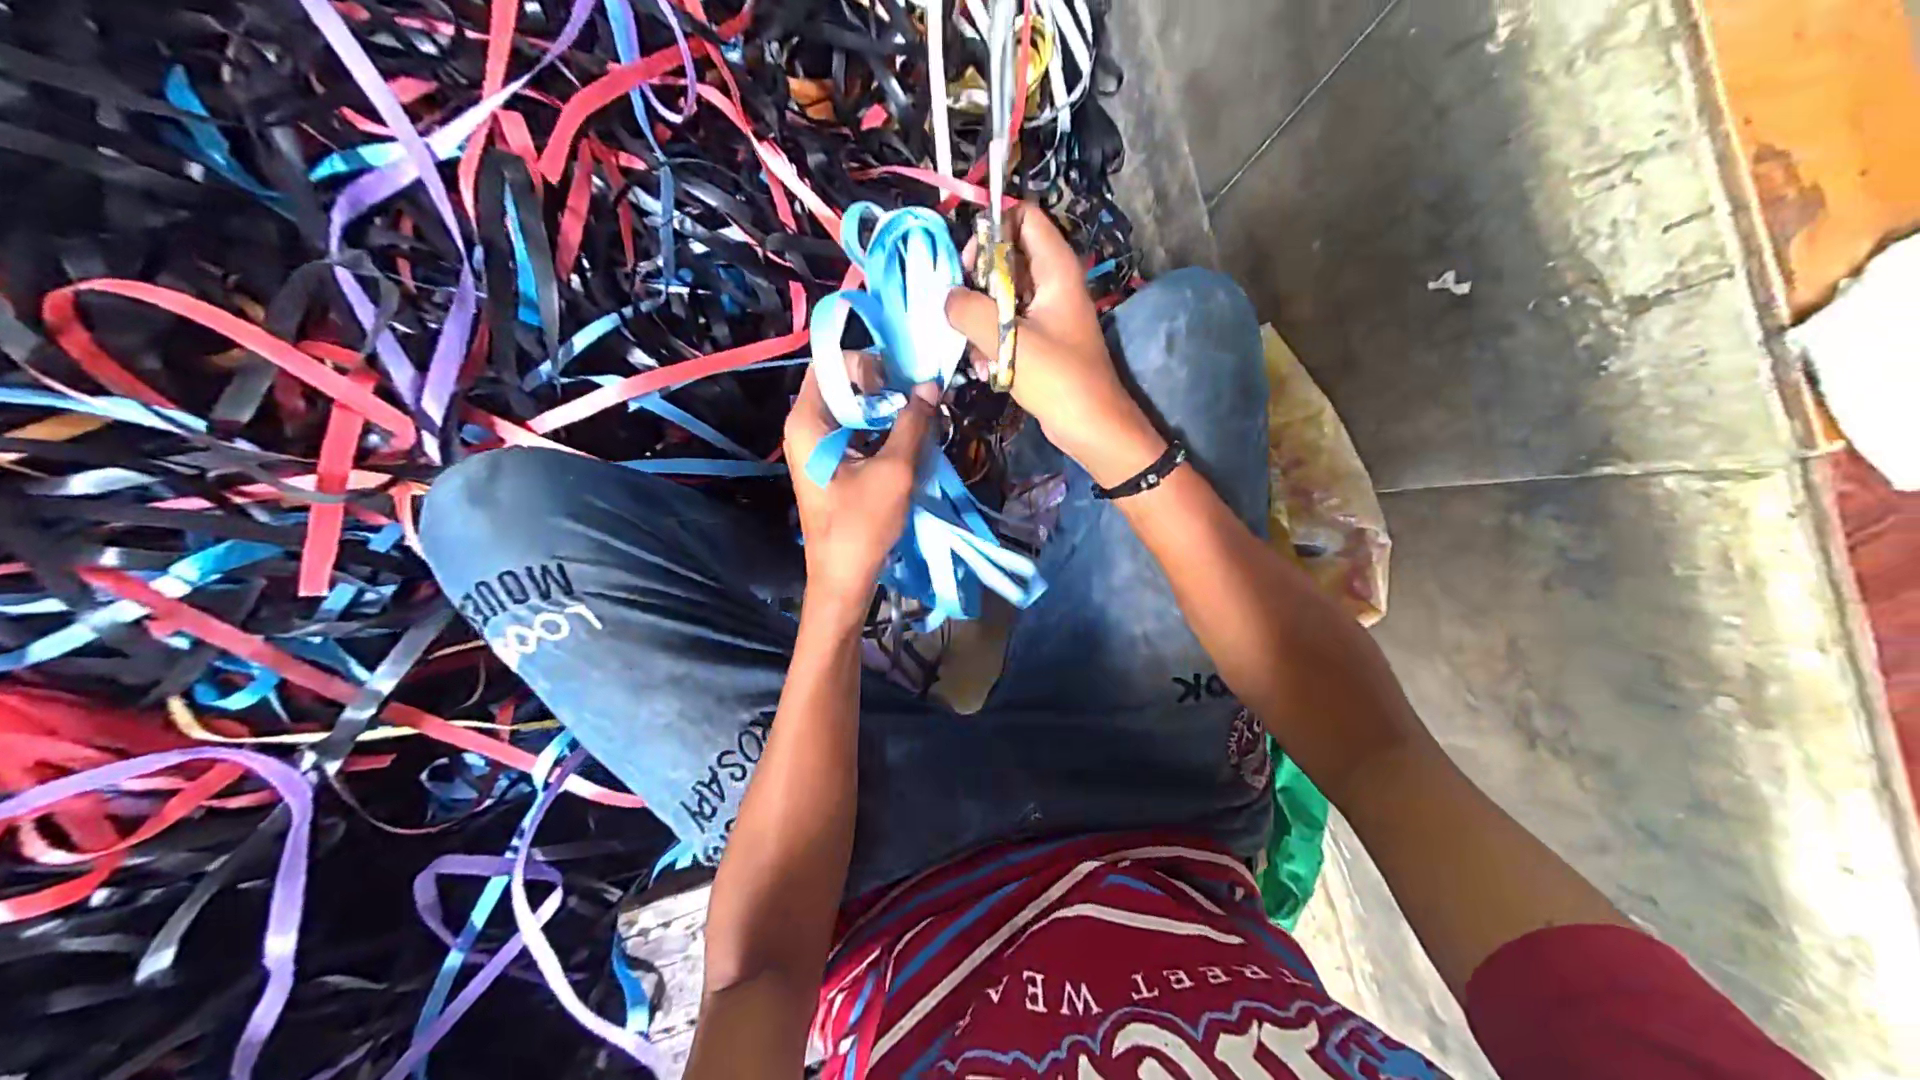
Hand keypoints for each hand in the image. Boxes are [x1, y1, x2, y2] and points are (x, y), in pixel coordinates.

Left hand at [783, 358, 937, 607]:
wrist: (843, 578)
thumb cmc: (862, 524)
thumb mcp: (894, 470)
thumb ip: (913, 422)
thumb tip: (931, 384)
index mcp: (807, 421)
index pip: (832, 363)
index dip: (868, 363)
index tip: (901, 382)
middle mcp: (806, 426)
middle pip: (845, 384)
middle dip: (885, 386)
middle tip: (920, 400)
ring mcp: (818, 446)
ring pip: (855, 408)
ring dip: (888, 410)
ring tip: (922, 419)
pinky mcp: (832, 463)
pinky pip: (857, 431)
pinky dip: (882, 430)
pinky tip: (910, 440)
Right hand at [945, 202, 1166, 487]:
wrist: (1091, 426)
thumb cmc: (1057, 378)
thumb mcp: (1006, 339)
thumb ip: (968, 310)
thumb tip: (948, 298)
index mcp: (1056, 269)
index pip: (1023, 217)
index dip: (993, 230)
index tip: (970, 265)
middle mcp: (1052, 283)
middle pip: (1005, 258)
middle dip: (978, 283)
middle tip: (963, 310)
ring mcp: (1046, 313)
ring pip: (1000, 296)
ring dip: (980, 319)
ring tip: (976, 349)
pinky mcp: (1040, 341)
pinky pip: (1006, 326)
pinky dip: (992, 341)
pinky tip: (987, 369)